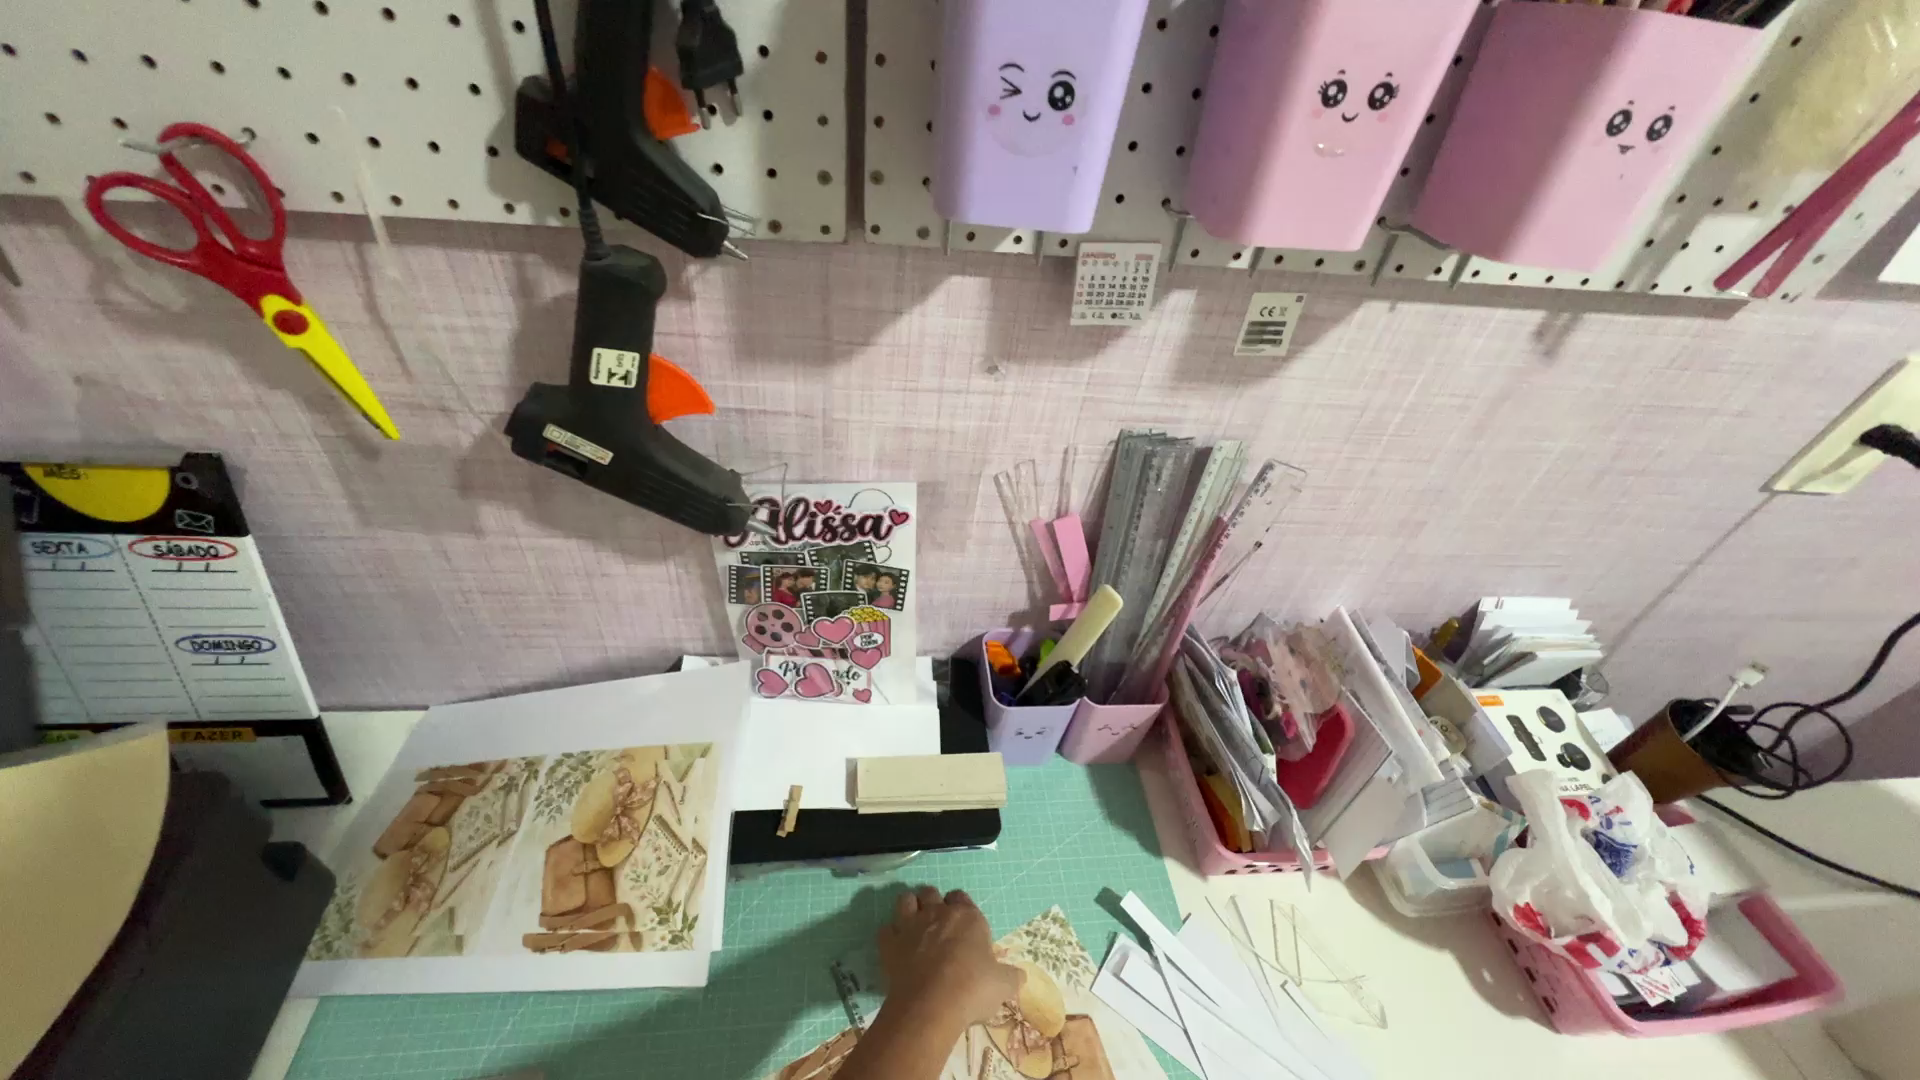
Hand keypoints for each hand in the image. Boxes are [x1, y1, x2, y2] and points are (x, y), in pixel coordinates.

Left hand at [878, 886, 1023, 1029]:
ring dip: (910, 908)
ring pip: (906, 900)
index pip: (962, 897)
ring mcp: (910, 925)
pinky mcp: (889, 943)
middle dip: (934, 904)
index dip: (961, 908)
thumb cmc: (972, 990)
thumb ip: (1012, 977)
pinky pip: (885, 929)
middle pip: (932, 893)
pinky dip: (890, 935)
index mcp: (967, 917)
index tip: (964, 927)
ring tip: (915, 926)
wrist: (931, 1006)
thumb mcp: (1003, 985)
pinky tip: (896, 947)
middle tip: (939, 926)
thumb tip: (1020, 976)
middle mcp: (938, 913)